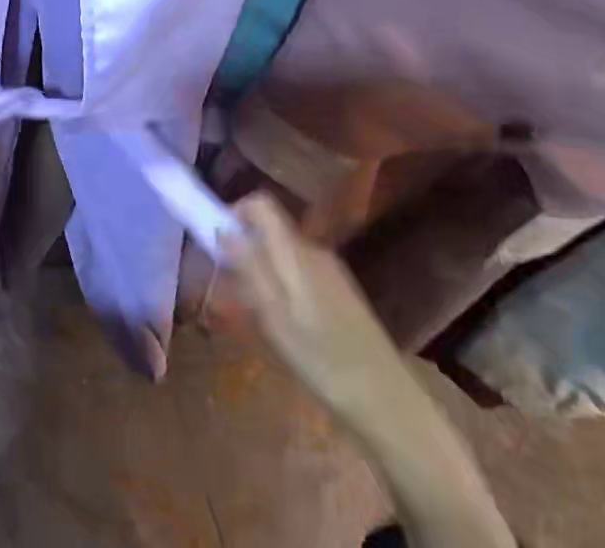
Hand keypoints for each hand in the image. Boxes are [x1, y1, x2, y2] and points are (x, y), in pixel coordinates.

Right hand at [225, 192, 404, 411]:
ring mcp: (331, 271)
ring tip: (254, 316)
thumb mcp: (272, 315)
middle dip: (243, 250)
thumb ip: (248, 266)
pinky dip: (280, 287)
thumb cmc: (320, 358)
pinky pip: (298, 273)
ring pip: (282, 254)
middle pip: (270, 231)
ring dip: (260, 272)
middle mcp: (315, 252)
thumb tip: (223, 228)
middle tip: (230, 292)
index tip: (219, 245)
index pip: (262, 205)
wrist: (385, 399)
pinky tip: (283, 326)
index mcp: (296, 253)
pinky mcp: (340, 292)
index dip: (235, 214)